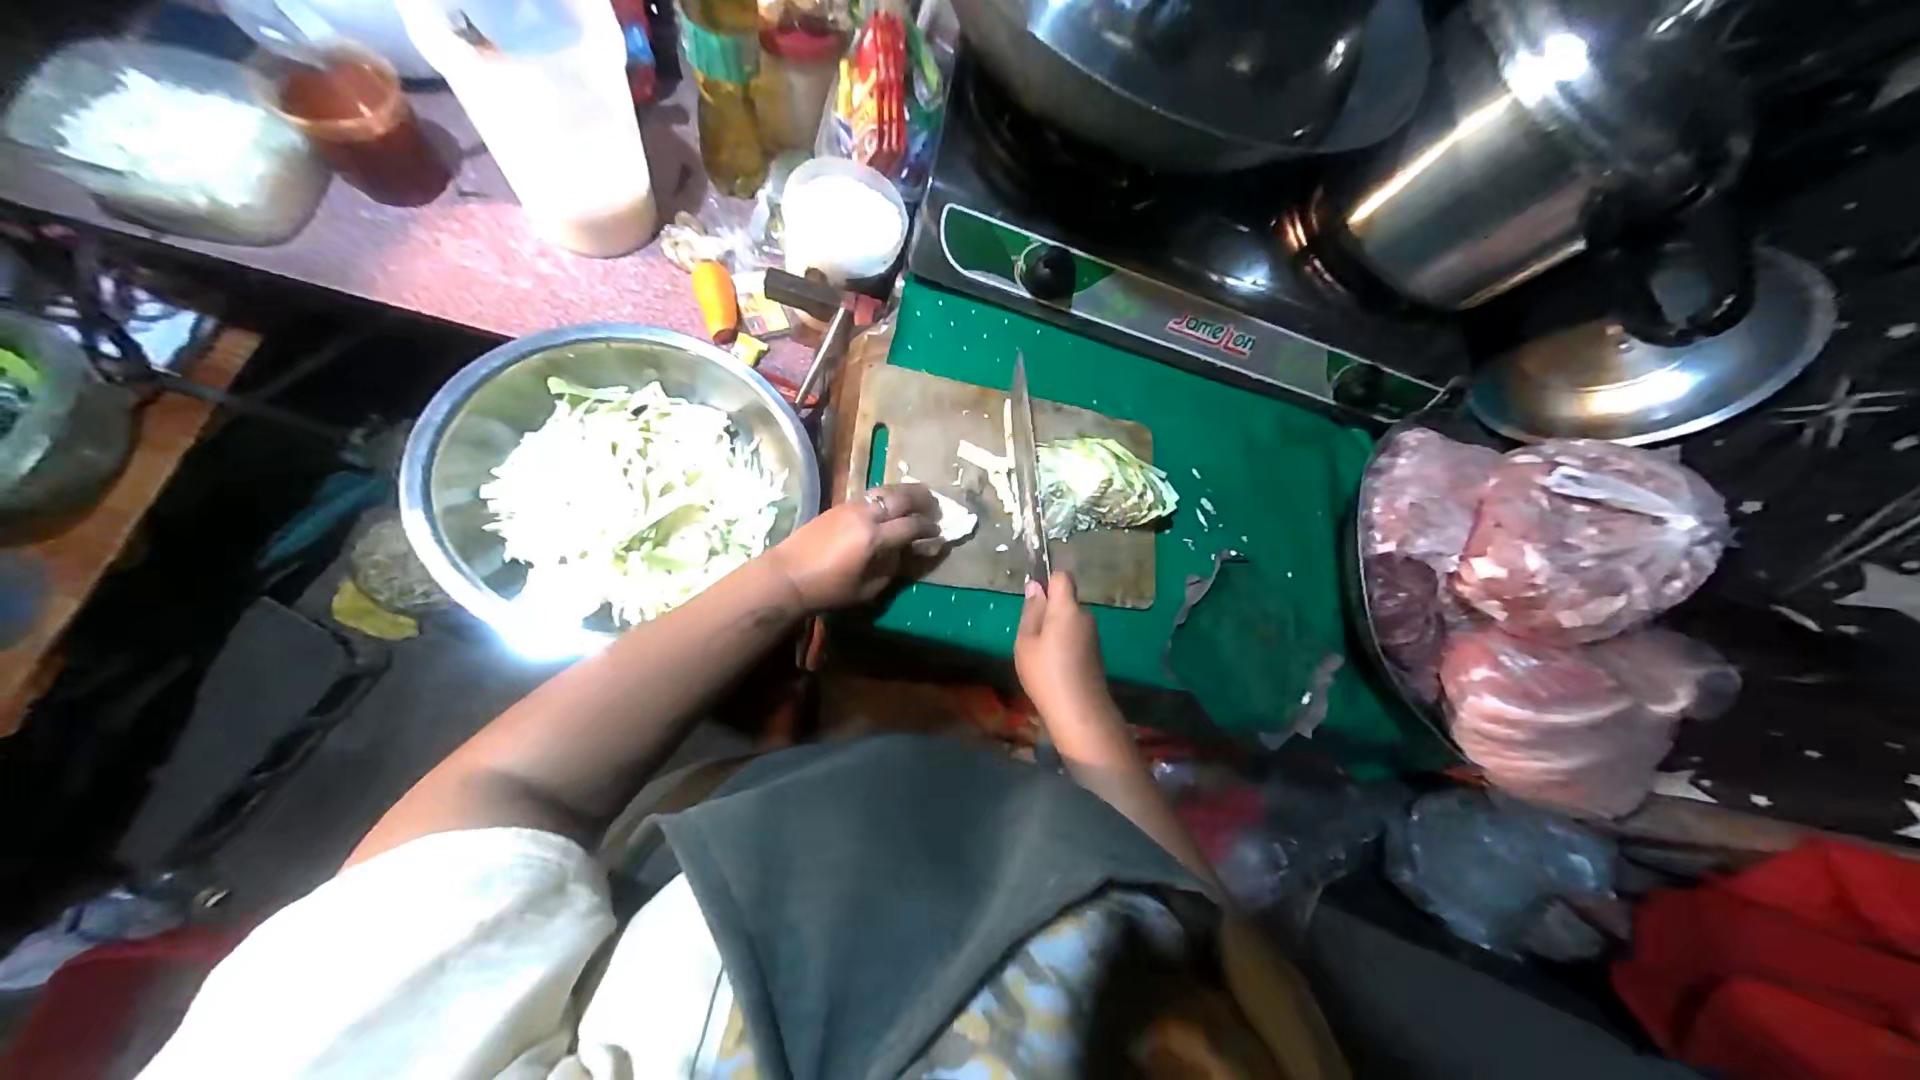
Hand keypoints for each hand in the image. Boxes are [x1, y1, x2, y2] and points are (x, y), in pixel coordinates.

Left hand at [767, 483, 940, 612]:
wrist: (787, 575)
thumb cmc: (828, 589)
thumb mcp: (868, 588)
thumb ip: (893, 567)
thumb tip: (909, 551)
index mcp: (874, 538)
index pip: (912, 526)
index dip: (929, 529)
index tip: (939, 533)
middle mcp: (866, 515)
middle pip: (903, 497)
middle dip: (924, 501)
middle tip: (936, 508)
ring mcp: (852, 506)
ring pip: (887, 490)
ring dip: (907, 493)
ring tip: (920, 498)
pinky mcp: (841, 505)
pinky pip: (873, 494)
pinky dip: (889, 495)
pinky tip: (893, 504)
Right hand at [1015, 571, 1111, 720]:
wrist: (1080, 711)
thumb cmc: (1045, 673)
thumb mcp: (1026, 641)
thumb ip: (1031, 611)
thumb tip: (1035, 586)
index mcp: (1067, 608)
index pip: (1063, 577)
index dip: (1048, 581)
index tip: (1033, 600)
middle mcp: (1085, 616)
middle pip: (1066, 601)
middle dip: (1048, 610)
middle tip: (1029, 635)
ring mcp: (1093, 635)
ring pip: (1070, 620)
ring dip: (1055, 629)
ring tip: (1039, 654)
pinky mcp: (1095, 652)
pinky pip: (1076, 636)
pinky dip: (1064, 643)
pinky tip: (1054, 665)